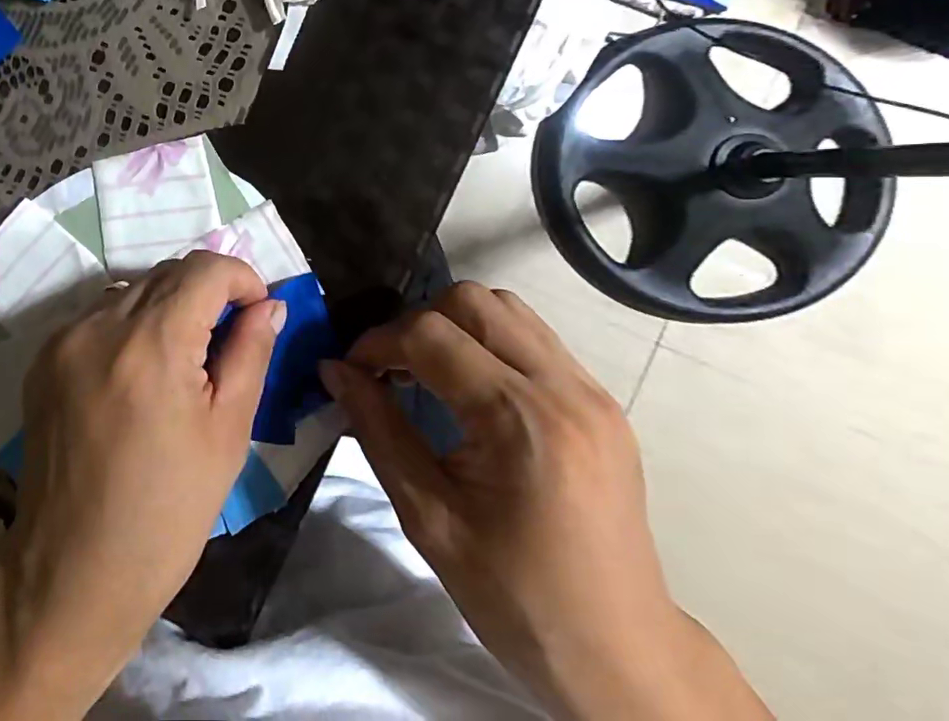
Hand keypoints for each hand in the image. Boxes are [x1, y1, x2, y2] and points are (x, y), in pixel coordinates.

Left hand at [10, 252, 283, 650]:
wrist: (75, 562)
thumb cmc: (167, 510)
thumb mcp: (226, 433)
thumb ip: (250, 355)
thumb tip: (268, 306)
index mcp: (150, 342)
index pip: (201, 269)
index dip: (240, 279)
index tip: (256, 311)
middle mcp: (98, 325)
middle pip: (163, 275)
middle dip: (203, 293)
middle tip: (225, 341)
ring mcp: (61, 340)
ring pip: (127, 293)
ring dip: (162, 309)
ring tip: (180, 363)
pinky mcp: (41, 359)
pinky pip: (94, 320)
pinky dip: (124, 329)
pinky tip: (135, 376)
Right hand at [324, 283, 769, 720]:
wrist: (616, 648)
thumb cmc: (511, 589)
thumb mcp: (425, 511)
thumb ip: (376, 427)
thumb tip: (332, 369)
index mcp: (522, 419)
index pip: (429, 334)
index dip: (375, 343)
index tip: (351, 375)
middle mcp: (566, 390)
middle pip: (473, 302)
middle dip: (414, 323)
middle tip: (388, 370)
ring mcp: (592, 394)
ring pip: (507, 309)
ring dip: (452, 327)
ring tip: (423, 373)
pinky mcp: (600, 405)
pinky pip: (532, 339)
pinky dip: (484, 344)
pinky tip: (463, 390)